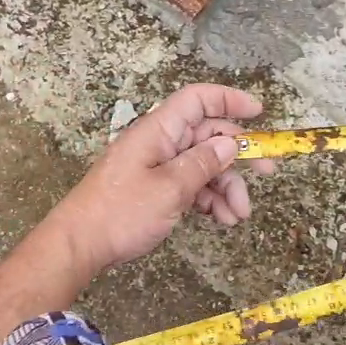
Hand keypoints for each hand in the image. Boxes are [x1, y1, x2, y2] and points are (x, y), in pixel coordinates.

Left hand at [41, 84, 274, 276]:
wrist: (78, 245)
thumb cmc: (119, 213)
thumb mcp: (169, 189)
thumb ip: (201, 164)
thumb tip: (228, 143)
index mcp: (158, 130)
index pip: (197, 100)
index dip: (229, 99)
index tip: (259, 112)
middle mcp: (157, 142)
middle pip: (206, 136)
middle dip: (236, 156)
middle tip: (267, 174)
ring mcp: (154, 166)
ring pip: (201, 164)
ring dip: (224, 186)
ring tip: (237, 216)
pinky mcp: (151, 189)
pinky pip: (188, 184)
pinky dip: (207, 198)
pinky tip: (220, 219)